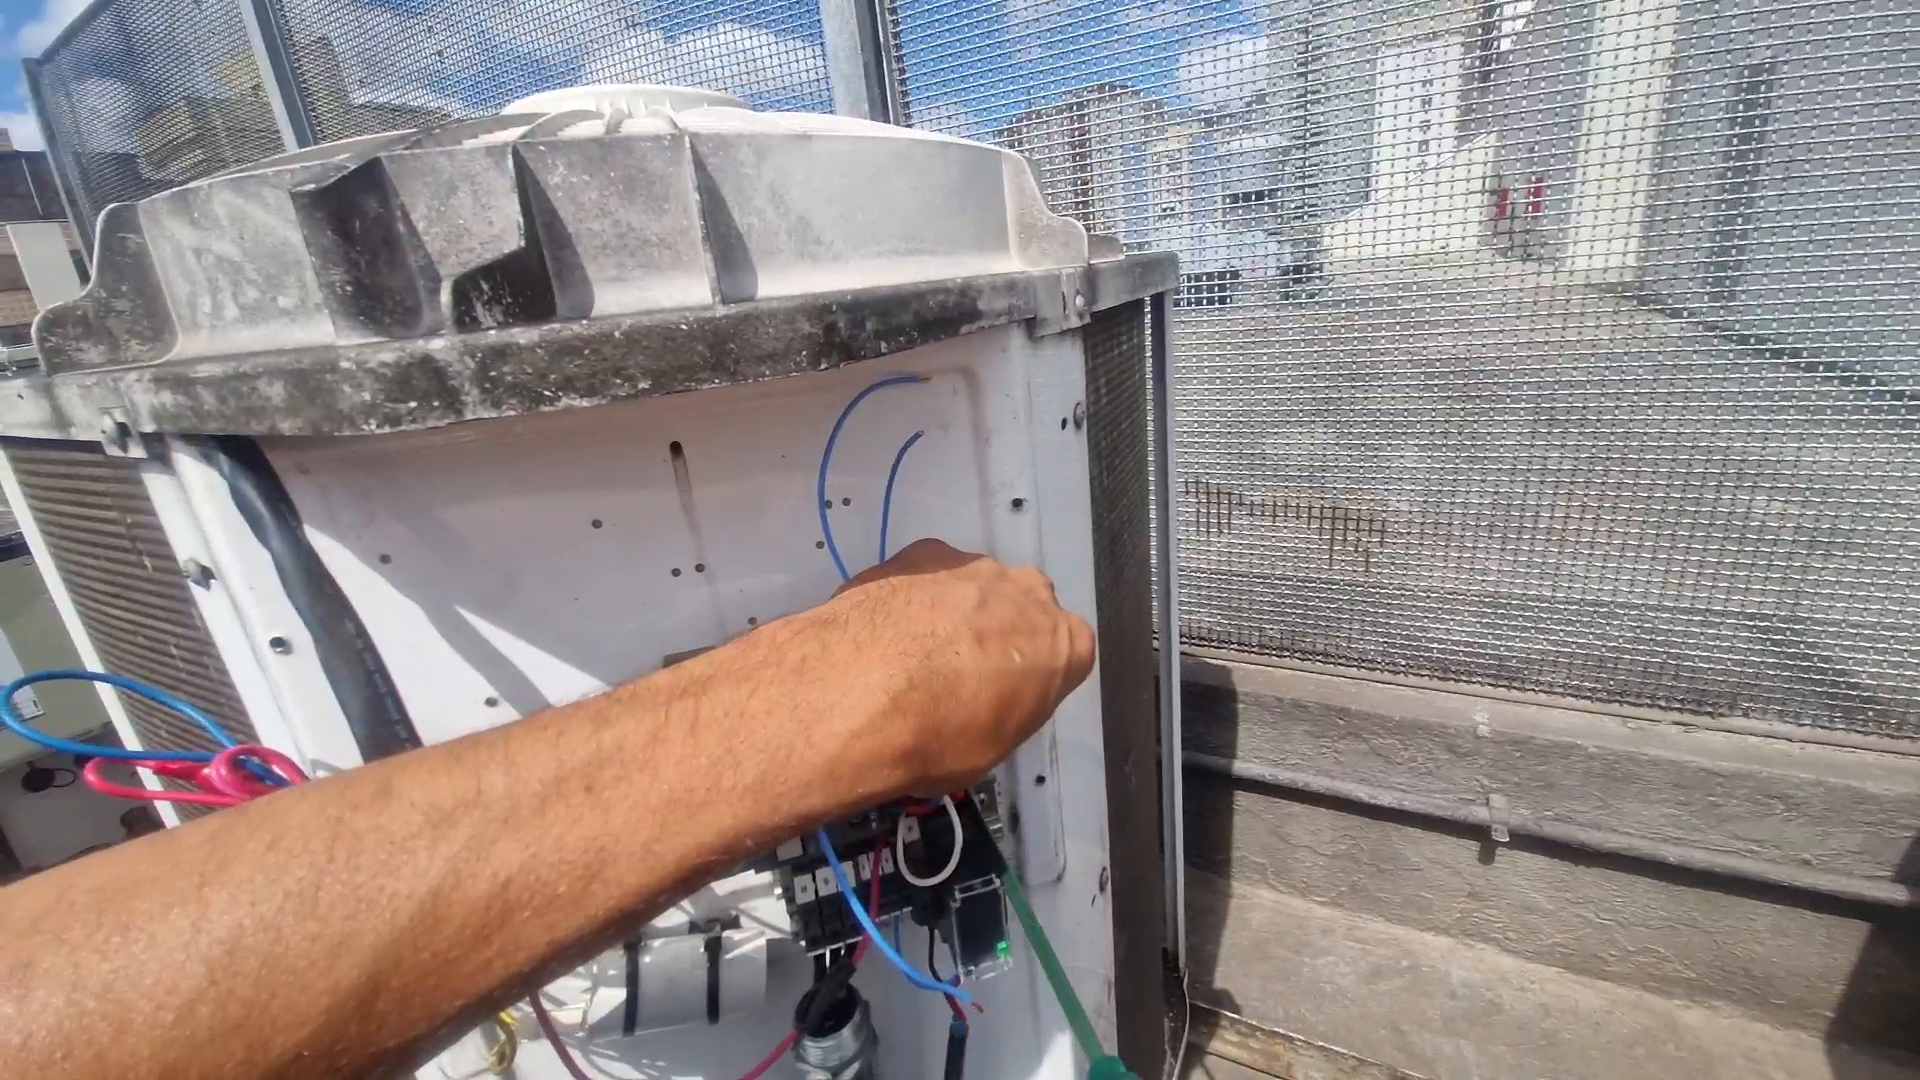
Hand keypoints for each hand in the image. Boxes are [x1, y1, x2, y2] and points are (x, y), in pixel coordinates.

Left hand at [764, 539, 1095, 800]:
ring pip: (973, 588)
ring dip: (951, 614)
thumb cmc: (940, 736)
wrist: (858, 695)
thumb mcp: (993, 744)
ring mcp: (975, 565)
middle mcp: (1029, 592)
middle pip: (1020, 610)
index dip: (1030, 675)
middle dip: (996, 633)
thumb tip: (984, 697)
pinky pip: (926, 575)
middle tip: (956, 674)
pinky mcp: (922, 551)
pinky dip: (910, 597)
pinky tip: (882, 632)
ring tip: (908, 657)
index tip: (1002, 694)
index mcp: (1064, 642)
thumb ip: (1007, 702)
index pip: (1062, 652)